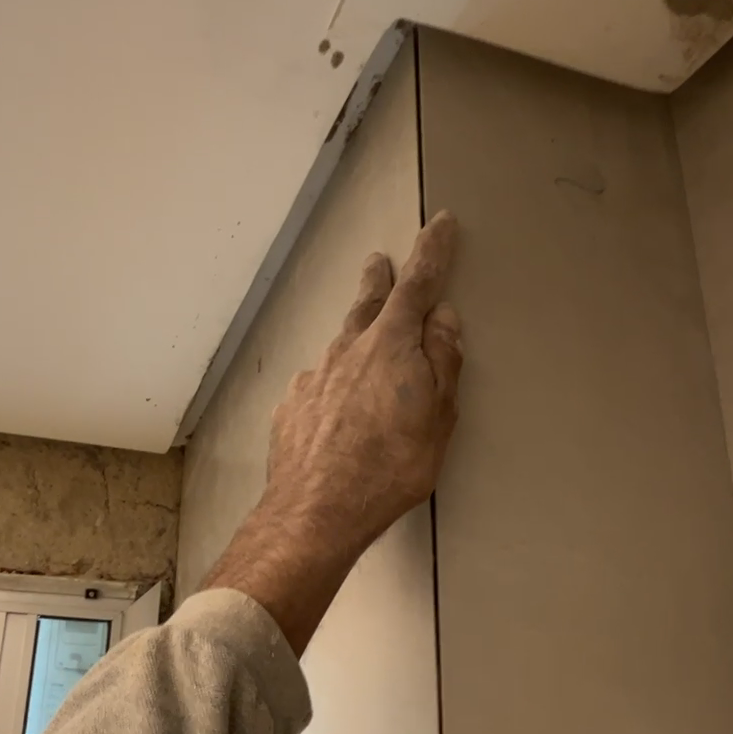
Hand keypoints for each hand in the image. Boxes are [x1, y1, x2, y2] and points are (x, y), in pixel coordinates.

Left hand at [202, 212, 462, 652]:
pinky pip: (317, 383)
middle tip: (379, 263)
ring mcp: (312, 377)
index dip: (431, 252)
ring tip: (362, 338)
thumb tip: (443, 318)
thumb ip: (442, 363)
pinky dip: (331, 382)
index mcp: (389, 345)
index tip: (438, 223)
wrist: (315, 510)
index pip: (417, 285)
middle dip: (379, 281)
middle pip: (367, 305)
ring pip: (339, 345)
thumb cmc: (390, 468)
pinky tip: (333, 403)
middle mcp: (346, 350)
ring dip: (354, 334)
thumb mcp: (437, 418)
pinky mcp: (290, 407)